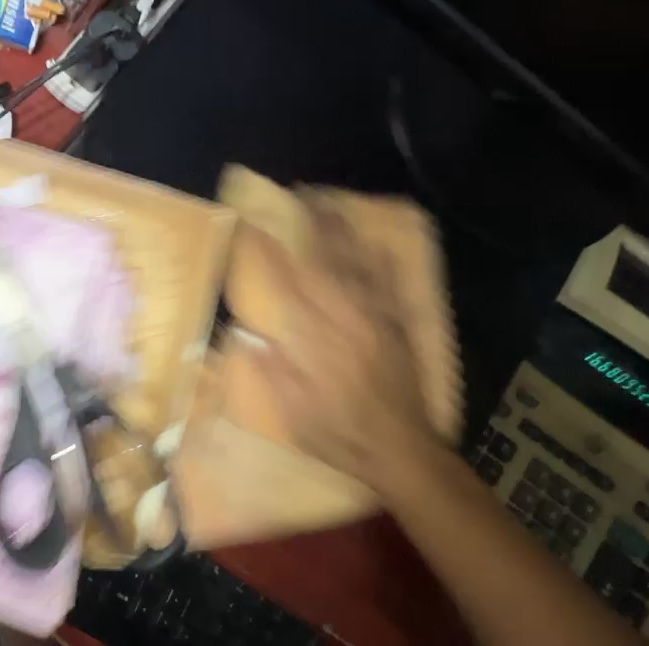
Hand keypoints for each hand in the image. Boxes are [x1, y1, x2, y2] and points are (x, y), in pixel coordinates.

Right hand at [250, 196, 433, 492]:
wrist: (402, 454)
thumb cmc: (340, 435)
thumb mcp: (294, 413)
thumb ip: (272, 371)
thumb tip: (246, 335)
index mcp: (316, 340)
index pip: (291, 283)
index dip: (276, 249)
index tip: (261, 222)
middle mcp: (346, 322)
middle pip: (328, 263)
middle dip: (315, 225)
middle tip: (302, 194)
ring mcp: (376, 322)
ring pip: (357, 266)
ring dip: (344, 233)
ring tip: (330, 204)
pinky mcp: (397, 329)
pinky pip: (387, 285)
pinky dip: (379, 260)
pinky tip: (373, 243)